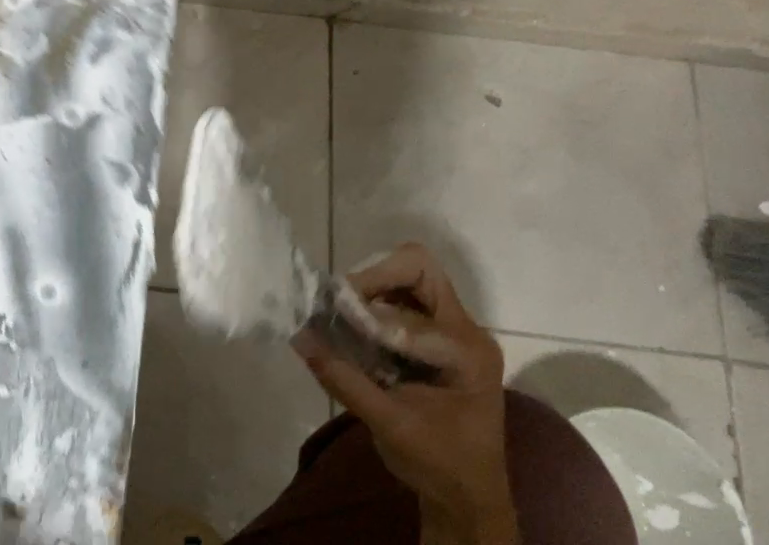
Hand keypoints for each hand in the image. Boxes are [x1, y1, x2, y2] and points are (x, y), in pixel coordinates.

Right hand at [294, 244, 517, 544]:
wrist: (467, 498)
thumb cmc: (438, 464)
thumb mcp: (389, 424)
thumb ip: (344, 379)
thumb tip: (300, 337)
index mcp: (466, 350)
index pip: (414, 303)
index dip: (370, 308)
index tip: (334, 318)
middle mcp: (464, 331)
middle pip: (419, 269)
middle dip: (373, 277)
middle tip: (340, 302)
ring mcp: (452, 332)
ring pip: (408, 279)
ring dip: (371, 290)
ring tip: (341, 315)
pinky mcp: (436, 339)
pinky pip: (402, 301)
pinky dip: (372, 306)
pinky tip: (353, 331)